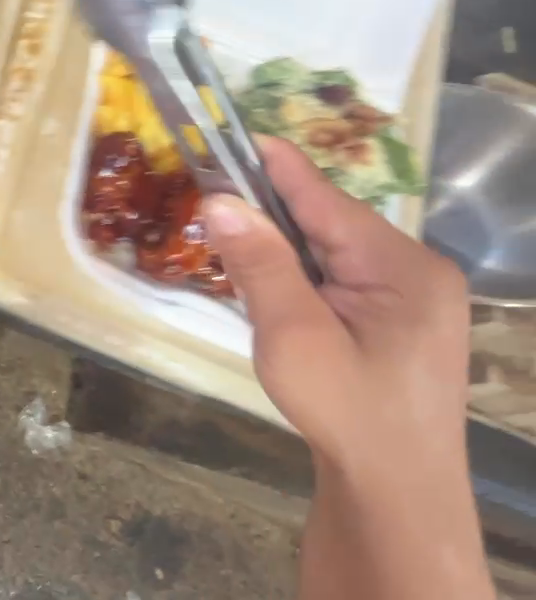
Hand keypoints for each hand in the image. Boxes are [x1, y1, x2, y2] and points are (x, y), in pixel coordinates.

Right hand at [202, 138, 470, 471]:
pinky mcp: (390, 310)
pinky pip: (328, 265)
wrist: (393, 481)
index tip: (221, 129)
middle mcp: (412, 267)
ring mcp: (405, 290)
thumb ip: (260, 263)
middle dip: (261, 203)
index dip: (268, 162)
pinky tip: (259, 272)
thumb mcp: (293, 333)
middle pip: (321, 215)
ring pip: (321, 240)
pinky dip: (287, 261)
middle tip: (200, 188)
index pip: (322, 196)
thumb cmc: (346, 406)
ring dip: (271, 235)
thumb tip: (218, 198)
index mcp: (402, 266)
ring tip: (219, 228)